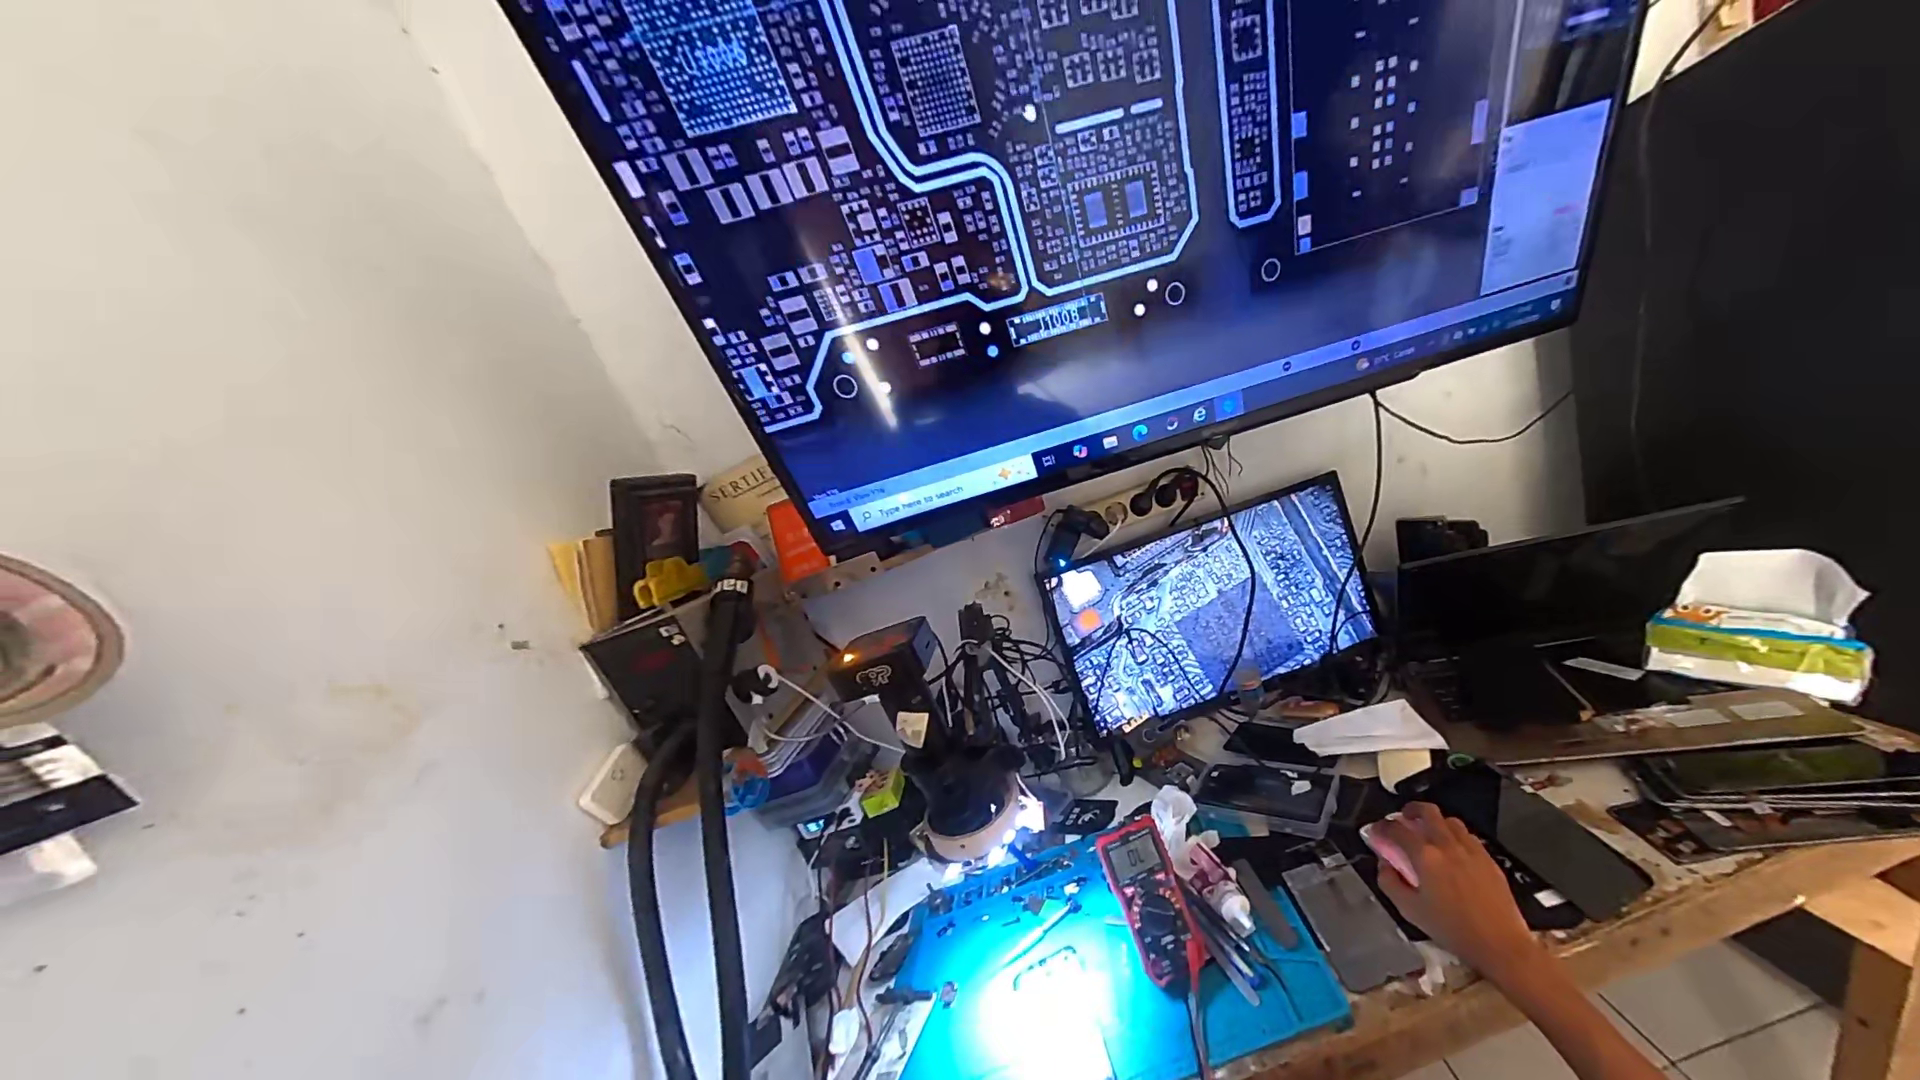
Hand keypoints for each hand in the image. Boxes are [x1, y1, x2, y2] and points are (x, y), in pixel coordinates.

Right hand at [1372, 802, 1541, 981]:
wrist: (1503, 947)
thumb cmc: (1453, 929)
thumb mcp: (1409, 910)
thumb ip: (1389, 882)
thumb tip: (1385, 865)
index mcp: (1425, 856)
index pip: (1396, 828)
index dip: (1381, 826)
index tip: (1377, 832)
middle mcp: (1448, 846)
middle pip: (1427, 811)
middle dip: (1410, 810)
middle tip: (1404, 820)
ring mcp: (1472, 852)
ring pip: (1450, 821)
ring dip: (1435, 822)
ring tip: (1429, 835)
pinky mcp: (1490, 862)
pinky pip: (1469, 837)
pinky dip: (1455, 837)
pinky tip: (1453, 853)